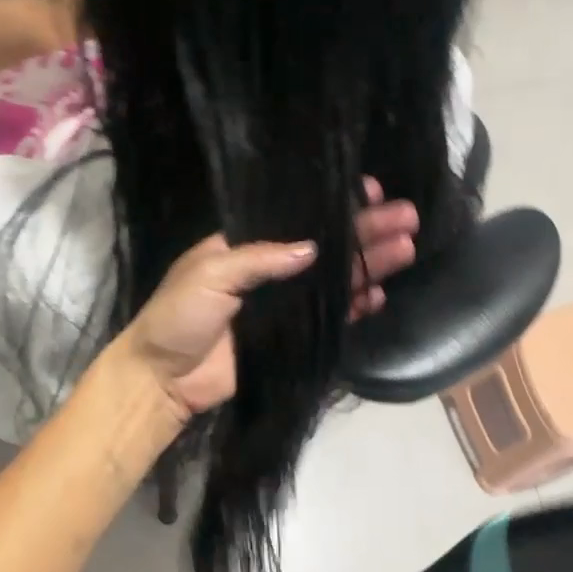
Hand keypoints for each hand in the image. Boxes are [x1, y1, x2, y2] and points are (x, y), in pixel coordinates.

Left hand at [118, 180, 420, 417]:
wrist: (163, 379)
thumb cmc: (178, 317)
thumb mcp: (211, 274)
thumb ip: (261, 259)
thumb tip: (314, 248)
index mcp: (247, 246)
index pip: (300, 219)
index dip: (337, 207)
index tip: (373, 192)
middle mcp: (271, 271)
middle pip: (329, 248)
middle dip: (368, 233)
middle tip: (409, 219)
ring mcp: (284, 307)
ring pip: (336, 281)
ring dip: (370, 266)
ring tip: (406, 249)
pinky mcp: (291, 341)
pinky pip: (330, 320)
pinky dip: (355, 307)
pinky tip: (380, 294)